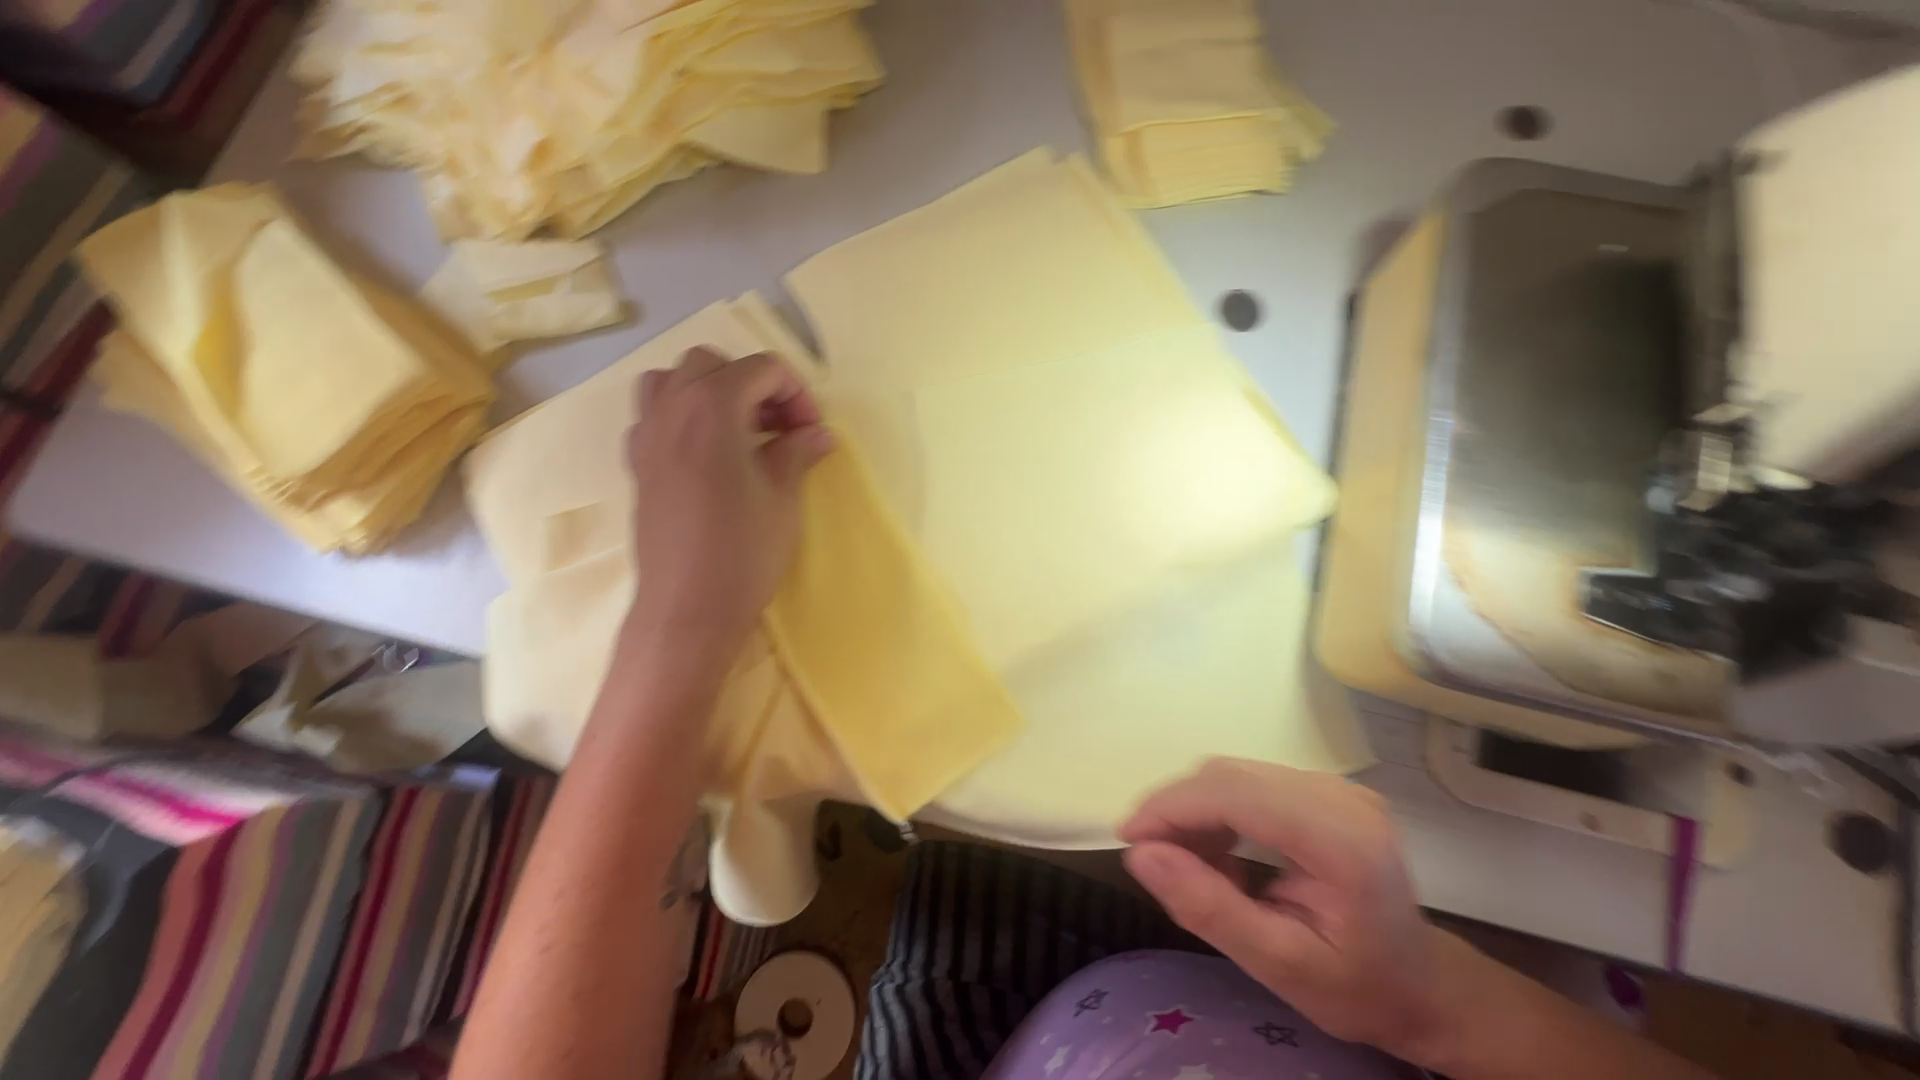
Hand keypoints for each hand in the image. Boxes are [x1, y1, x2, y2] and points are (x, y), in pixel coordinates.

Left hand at [625, 347, 834, 667]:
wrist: (687, 609)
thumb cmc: (743, 551)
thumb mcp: (783, 497)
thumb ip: (797, 452)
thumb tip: (817, 434)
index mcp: (712, 407)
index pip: (760, 369)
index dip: (796, 393)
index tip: (813, 430)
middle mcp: (671, 409)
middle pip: (711, 364)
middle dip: (751, 384)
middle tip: (779, 427)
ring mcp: (646, 436)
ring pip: (670, 381)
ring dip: (708, 392)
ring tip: (738, 430)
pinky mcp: (636, 466)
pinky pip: (653, 417)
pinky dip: (681, 419)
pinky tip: (707, 456)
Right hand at [1120, 758, 1471, 1065]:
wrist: (1420, 985)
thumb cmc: (1354, 987)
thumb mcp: (1277, 965)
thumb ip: (1209, 908)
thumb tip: (1141, 855)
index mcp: (1341, 840)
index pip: (1236, 794)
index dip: (1173, 807)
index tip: (1128, 839)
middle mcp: (1341, 797)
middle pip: (1231, 776)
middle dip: (1178, 809)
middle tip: (1152, 859)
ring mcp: (1337, 787)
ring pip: (1235, 774)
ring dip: (1196, 810)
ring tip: (1188, 865)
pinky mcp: (1326, 790)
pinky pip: (1251, 782)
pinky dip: (1218, 811)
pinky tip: (1219, 854)